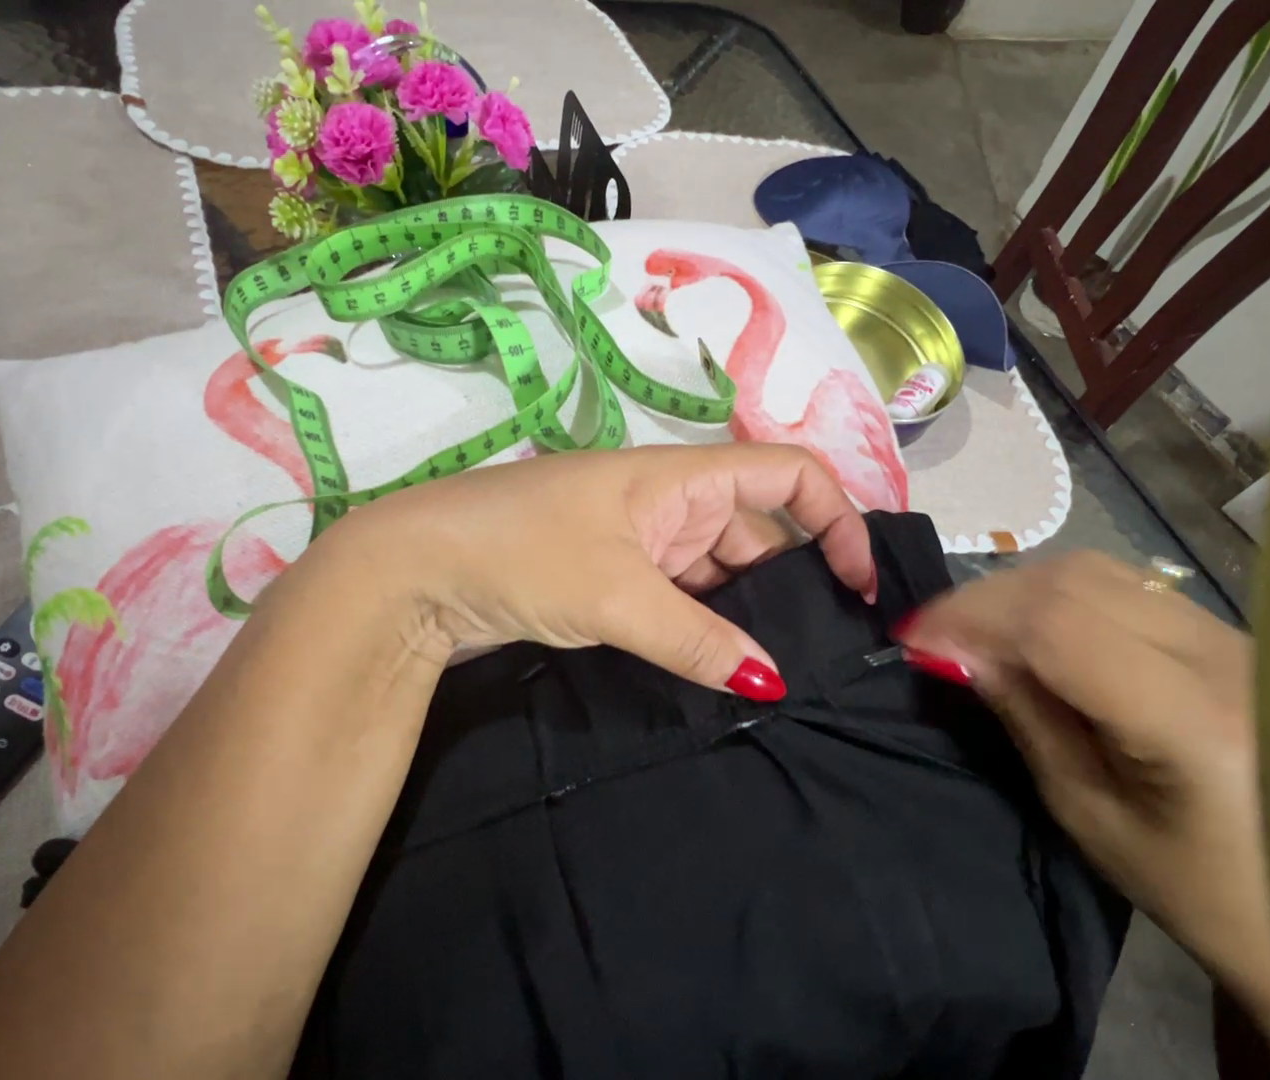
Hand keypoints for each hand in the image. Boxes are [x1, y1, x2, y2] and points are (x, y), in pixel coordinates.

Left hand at [273, 443, 877, 700]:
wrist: (412, 571)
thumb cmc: (520, 552)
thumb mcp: (616, 596)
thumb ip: (698, 639)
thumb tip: (773, 683)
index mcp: (681, 477)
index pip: (788, 474)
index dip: (836, 518)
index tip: (857, 586)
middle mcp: (670, 502)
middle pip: (759, 533)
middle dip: (793, 586)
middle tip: (822, 655)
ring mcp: (640, 543)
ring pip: (719, 575)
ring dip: (745, 618)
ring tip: (777, 674)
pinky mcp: (612, 579)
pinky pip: (681, 601)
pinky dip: (704, 632)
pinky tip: (722, 671)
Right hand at [894, 553, 1269, 1075]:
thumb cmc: (1200, 889)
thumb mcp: (1091, 816)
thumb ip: (1027, 718)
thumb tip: (958, 651)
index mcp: (1191, 719)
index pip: (1058, 627)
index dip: (971, 619)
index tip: (913, 640)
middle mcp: (1221, 655)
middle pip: (1075, 581)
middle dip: (986, 597)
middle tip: (933, 632)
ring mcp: (1234, 635)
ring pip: (1099, 570)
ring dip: (1020, 589)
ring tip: (975, 627)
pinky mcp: (1231, 633)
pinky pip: (1126, 585)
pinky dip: (1059, 593)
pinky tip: (1031, 626)